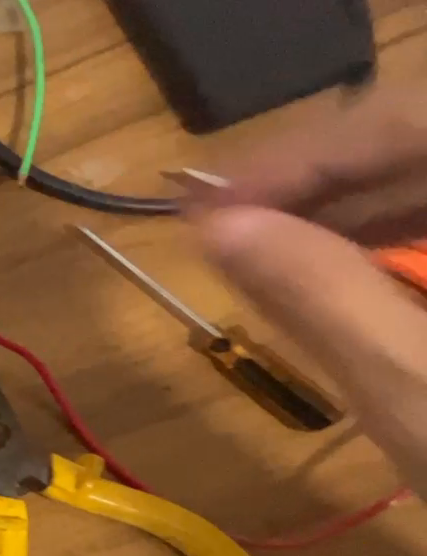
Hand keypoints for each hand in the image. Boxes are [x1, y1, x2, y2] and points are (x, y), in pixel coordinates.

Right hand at [192, 84, 426, 488]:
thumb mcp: (412, 383)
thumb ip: (318, 294)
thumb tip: (216, 229)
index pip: (422, 121)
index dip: (306, 154)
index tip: (203, 204)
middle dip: (322, 176)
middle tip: (216, 226)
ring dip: (351, 204)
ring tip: (259, 248)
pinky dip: (394, 231)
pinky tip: (335, 263)